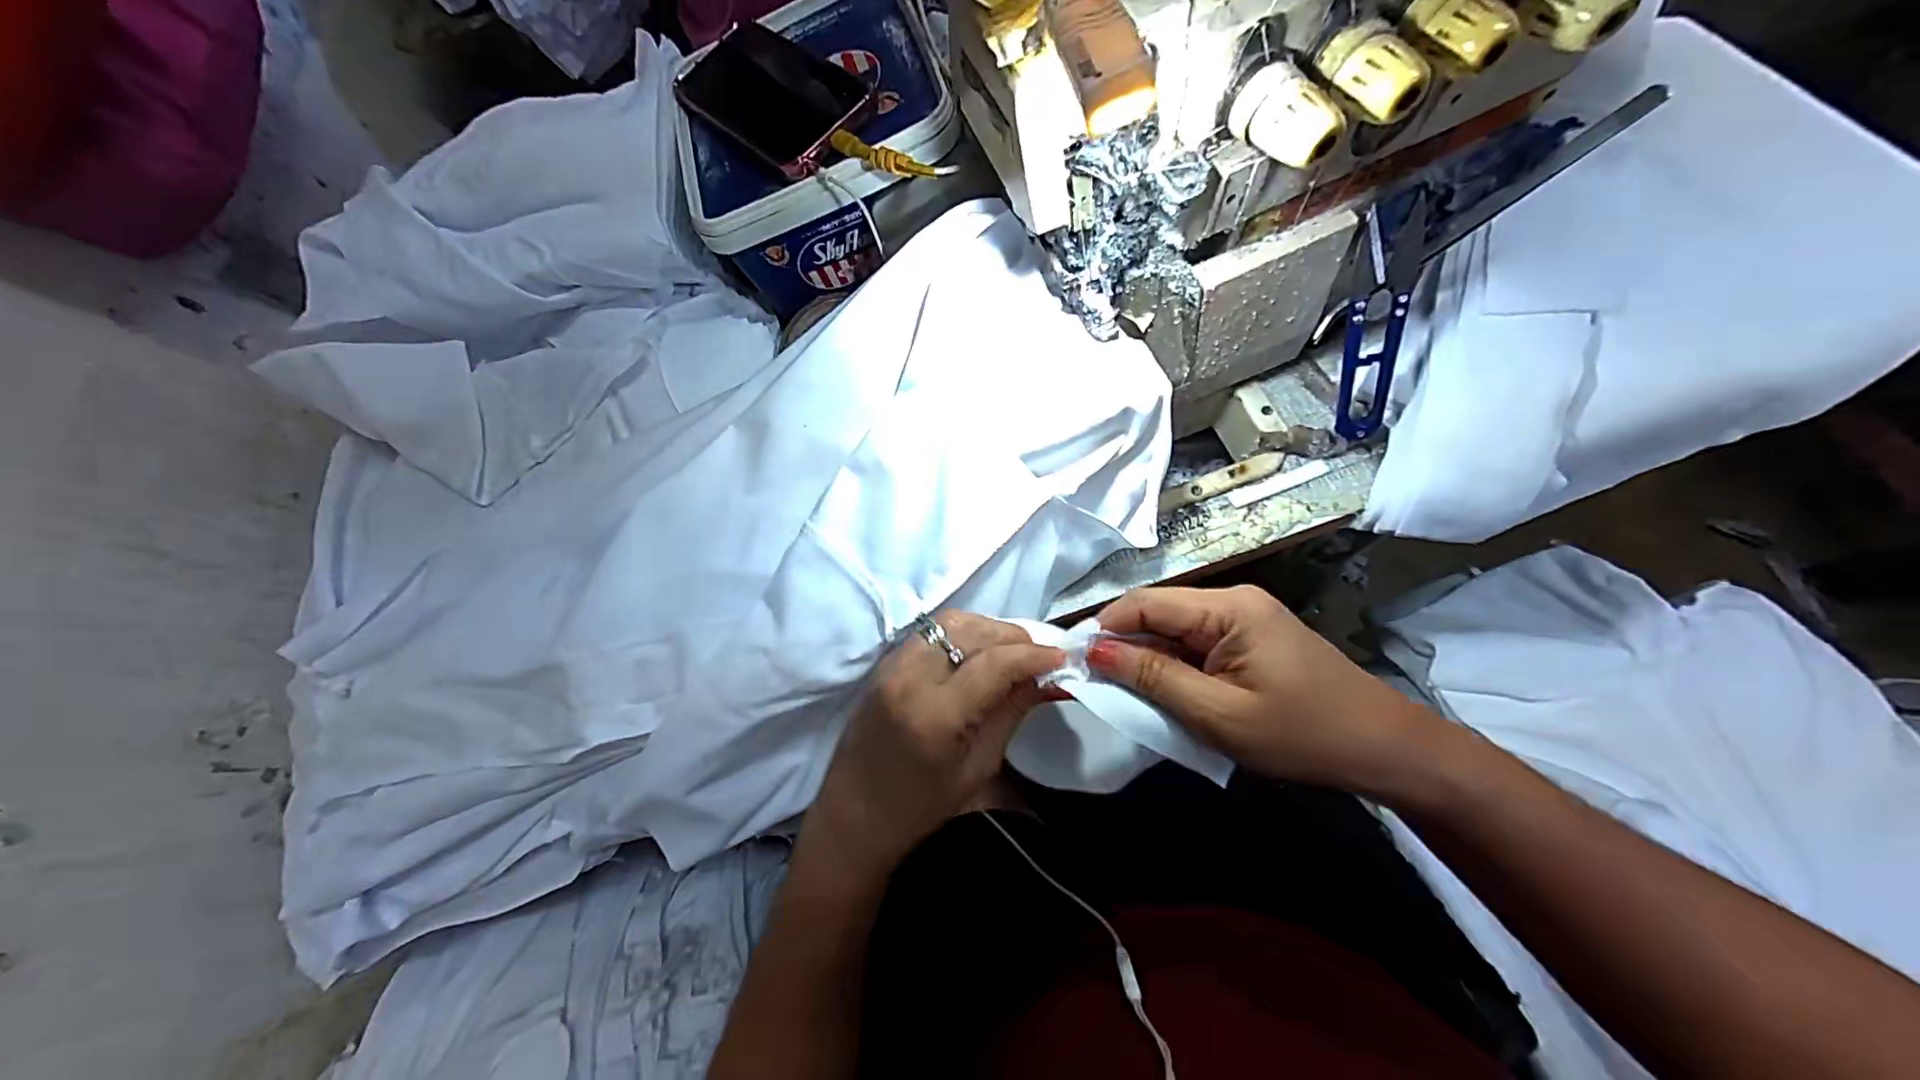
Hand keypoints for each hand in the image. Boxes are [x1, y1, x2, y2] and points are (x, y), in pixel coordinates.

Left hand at [805, 612, 1065, 874]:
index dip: (1033, 654)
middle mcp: (909, 678)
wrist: (854, 816)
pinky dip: (961, 633)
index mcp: (935, 714)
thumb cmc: (920, 807)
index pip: (993, 662)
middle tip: (1038, 655)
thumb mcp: (978, 768)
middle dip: (1013, 636)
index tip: (1062, 656)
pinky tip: (978, 653)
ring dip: (987, 628)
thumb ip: (1010, 713)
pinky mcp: (883, 664)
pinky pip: (930, 632)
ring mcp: (891, 666)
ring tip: (1011, 651)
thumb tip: (1044, 677)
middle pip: (970, 630)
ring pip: (949, 622)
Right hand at [1087, 585, 1441, 793]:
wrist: (1385, 750)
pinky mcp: (1250, 639)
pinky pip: (1196, 645)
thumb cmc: (1302, 735)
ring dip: (1146, 660)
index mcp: (1228, 608)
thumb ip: (1153, 678)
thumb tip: (1094, 651)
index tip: (1072, 661)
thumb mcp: (1218, 713)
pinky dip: (1173, 668)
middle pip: (1157, 613)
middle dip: (1121, 646)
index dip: (1103, 628)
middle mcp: (1233, 601)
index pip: (1144, 603)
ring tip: (1122, 693)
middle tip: (1092, 683)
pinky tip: (1163, 694)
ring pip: (1173, 631)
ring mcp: (1244, 619)